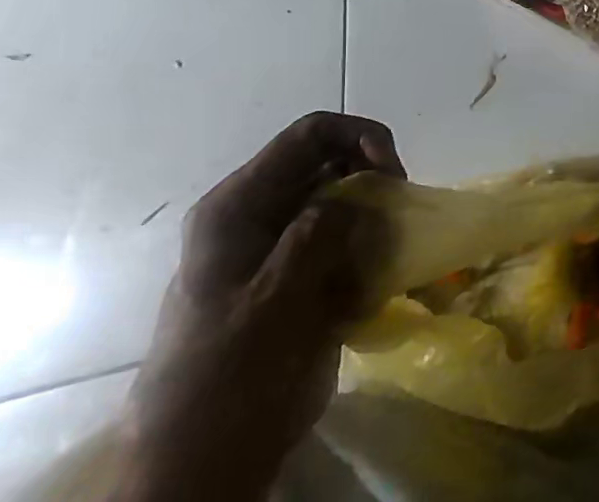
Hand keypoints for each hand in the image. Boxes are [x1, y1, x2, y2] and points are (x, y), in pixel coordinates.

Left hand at [121, 112, 403, 501]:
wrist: (199, 461)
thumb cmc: (227, 378)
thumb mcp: (274, 303)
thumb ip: (316, 237)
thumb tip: (355, 198)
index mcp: (239, 204)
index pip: (308, 136)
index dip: (358, 136)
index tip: (394, 174)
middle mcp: (258, 214)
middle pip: (325, 164)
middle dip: (369, 179)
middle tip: (398, 215)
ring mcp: (276, 248)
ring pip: (336, 204)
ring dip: (370, 219)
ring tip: (385, 256)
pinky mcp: (295, 280)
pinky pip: (338, 245)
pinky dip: (363, 253)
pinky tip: (371, 286)